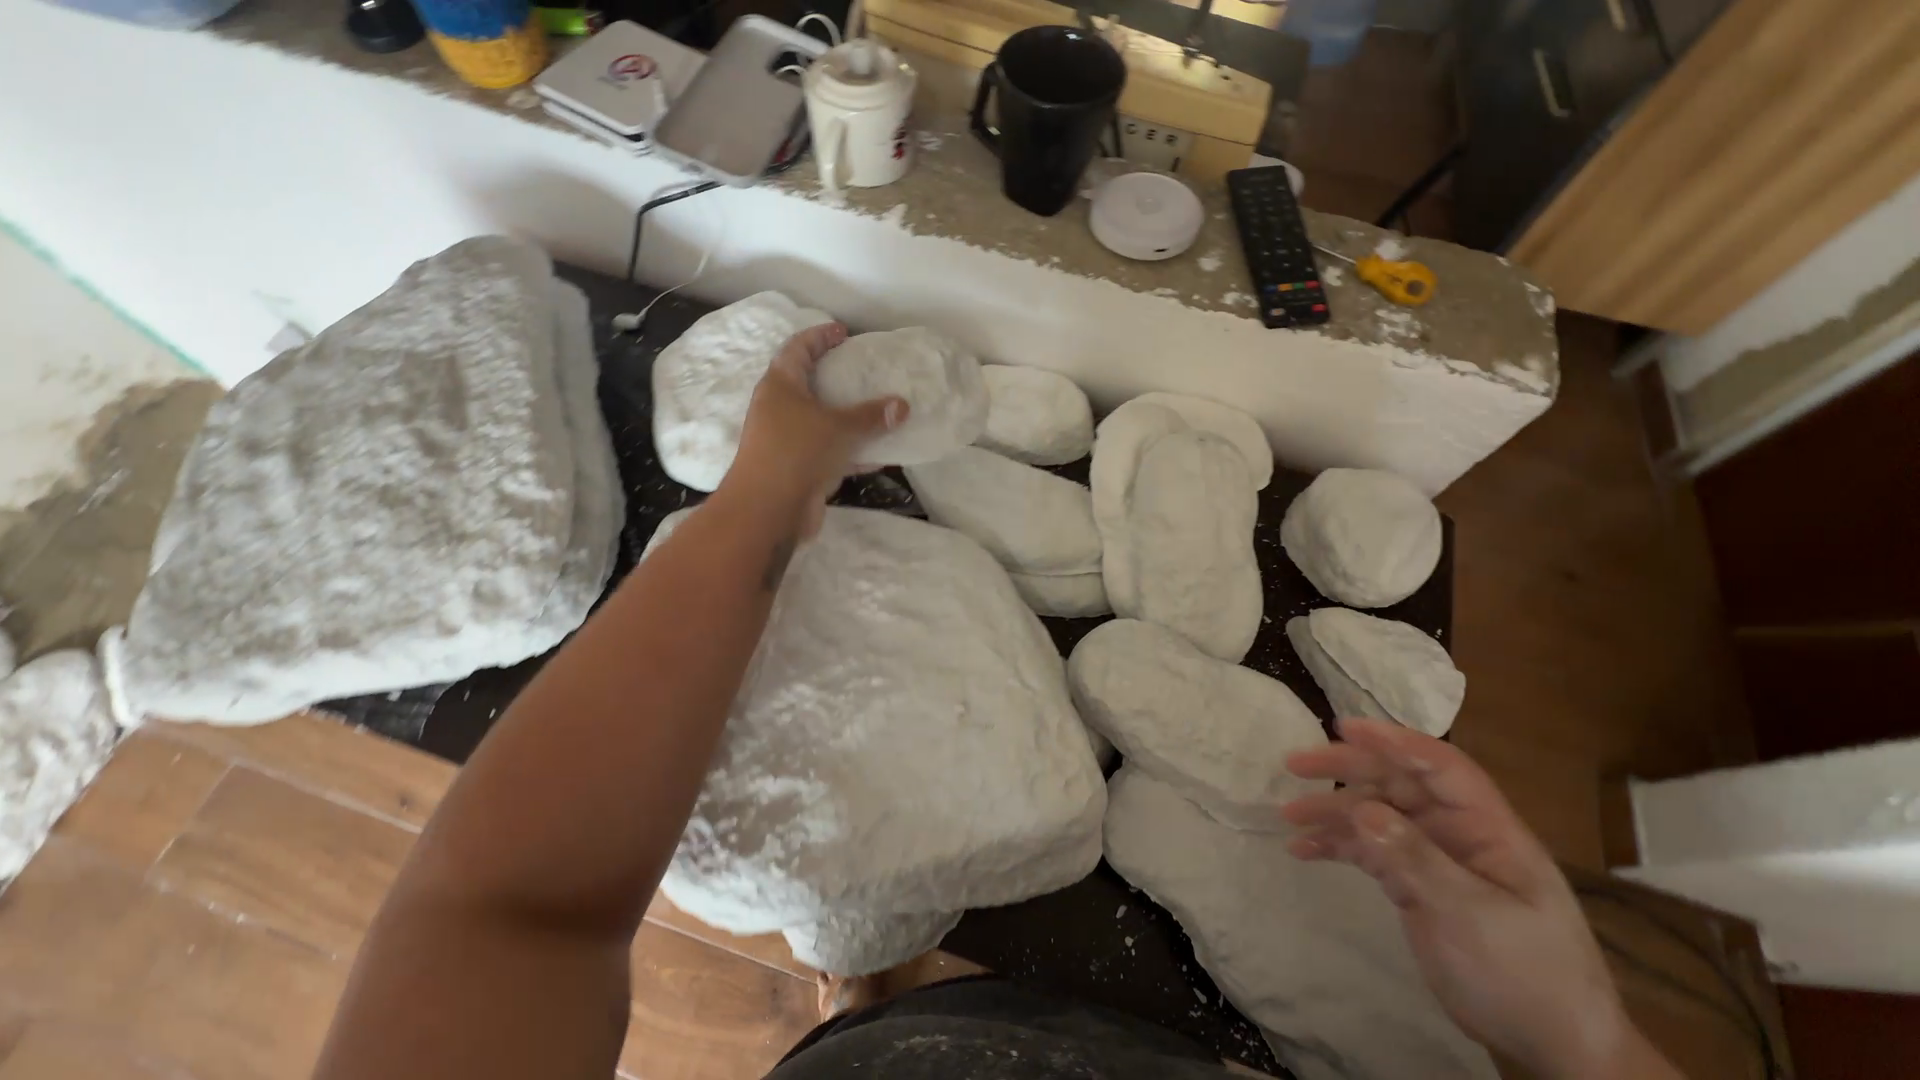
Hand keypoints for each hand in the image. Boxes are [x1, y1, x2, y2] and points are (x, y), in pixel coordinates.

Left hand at [724, 323, 907, 536]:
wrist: (767, 511)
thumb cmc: (797, 453)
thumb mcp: (839, 428)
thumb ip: (871, 416)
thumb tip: (901, 406)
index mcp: (780, 385)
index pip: (798, 348)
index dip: (820, 336)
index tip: (843, 332)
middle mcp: (778, 408)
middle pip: (807, 383)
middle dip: (835, 377)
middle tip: (863, 370)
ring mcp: (785, 440)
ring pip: (820, 421)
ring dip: (847, 417)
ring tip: (877, 409)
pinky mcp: (796, 468)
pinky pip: (828, 452)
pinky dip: (851, 451)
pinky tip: (880, 454)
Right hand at [1282, 718, 1677, 1079]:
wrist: (1555, 1042)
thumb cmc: (1526, 972)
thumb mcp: (1473, 915)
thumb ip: (1416, 859)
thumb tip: (1361, 808)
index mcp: (1489, 828)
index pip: (1440, 767)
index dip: (1394, 741)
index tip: (1342, 727)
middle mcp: (1459, 834)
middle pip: (1399, 785)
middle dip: (1348, 770)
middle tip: (1295, 765)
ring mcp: (1437, 861)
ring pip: (1378, 818)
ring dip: (1334, 813)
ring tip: (1289, 817)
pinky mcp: (1418, 889)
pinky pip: (1371, 854)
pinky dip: (1338, 848)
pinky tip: (1305, 851)